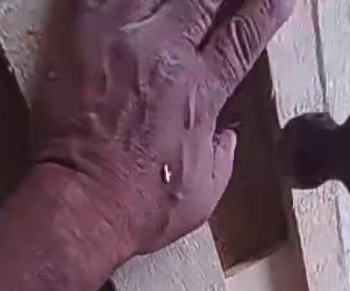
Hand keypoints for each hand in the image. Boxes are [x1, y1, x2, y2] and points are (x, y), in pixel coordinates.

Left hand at [31, 0, 292, 258]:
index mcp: (202, 91)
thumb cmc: (142, 210)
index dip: (266, 8)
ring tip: (176, 9)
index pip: (245, 34)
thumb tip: (227, 134)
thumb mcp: (202, 196)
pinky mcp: (83, 34)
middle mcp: (169, 50)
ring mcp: (125, 36)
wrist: (84, 206)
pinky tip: (126, 5)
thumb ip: (220, 157)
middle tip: (220, 2)